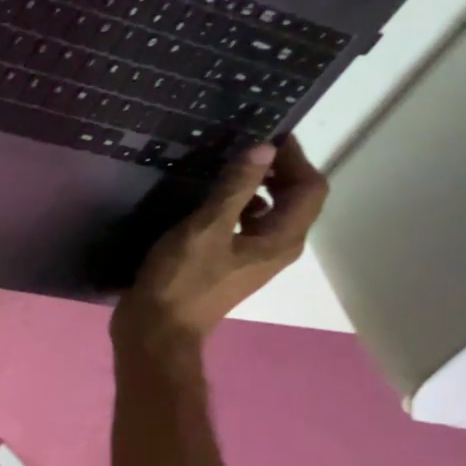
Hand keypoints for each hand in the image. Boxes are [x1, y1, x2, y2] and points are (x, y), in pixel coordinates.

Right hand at [113, 137, 327, 348]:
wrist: (156, 330)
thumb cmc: (180, 280)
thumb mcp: (204, 230)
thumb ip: (234, 189)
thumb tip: (262, 148)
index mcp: (282, 238)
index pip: (309, 187)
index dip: (294, 158)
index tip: (267, 135)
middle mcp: (278, 248)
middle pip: (295, 200)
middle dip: (278, 171)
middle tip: (245, 149)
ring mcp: (254, 260)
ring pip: (271, 214)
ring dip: (257, 190)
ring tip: (226, 172)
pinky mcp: (229, 267)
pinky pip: (247, 228)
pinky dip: (238, 210)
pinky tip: (208, 206)